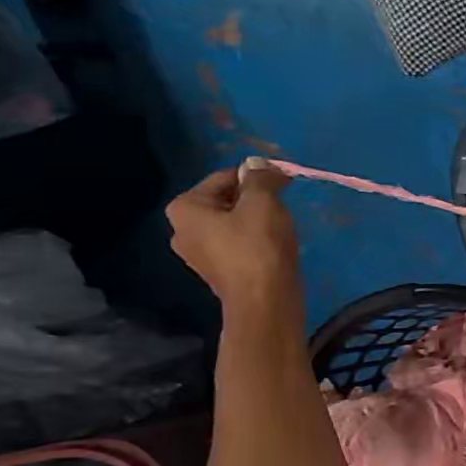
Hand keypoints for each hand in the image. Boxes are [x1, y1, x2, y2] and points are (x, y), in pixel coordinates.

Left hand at [167, 161, 300, 310]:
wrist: (265, 299)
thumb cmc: (259, 246)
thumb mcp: (264, 203)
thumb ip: (261, 179)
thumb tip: (262, 165)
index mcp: (185, 208)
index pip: (224, 178)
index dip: (257, 178)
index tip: (285, 185)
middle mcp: (181, 228)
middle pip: (226, 201)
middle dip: (256, 202)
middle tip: (284, 211)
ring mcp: (197, 254)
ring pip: (232, 224)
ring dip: (257, 222)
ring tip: (281, 232)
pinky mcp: (217, 272)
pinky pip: (237, 245)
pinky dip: (255, 242)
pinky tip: (274, 250)